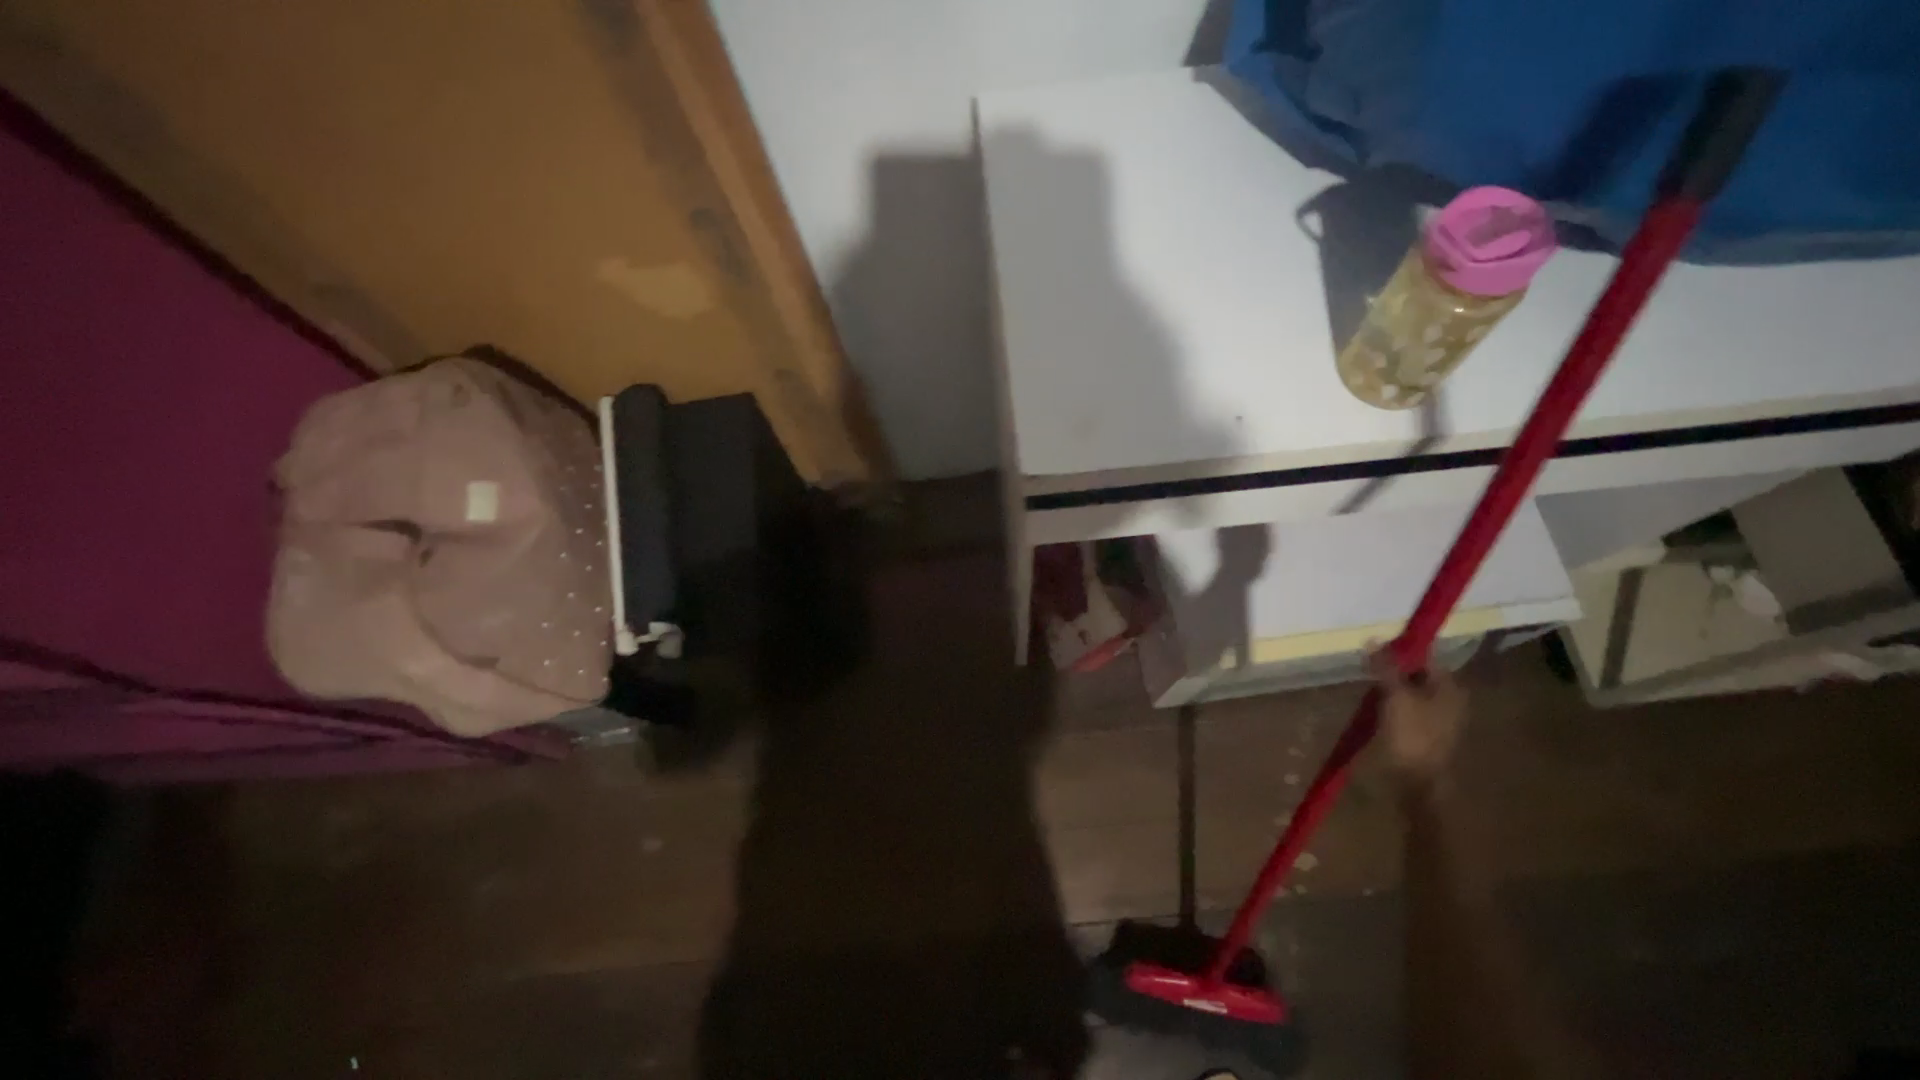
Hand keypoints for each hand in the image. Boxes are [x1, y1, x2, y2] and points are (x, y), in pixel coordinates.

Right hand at [1370, 649, 1466, 789]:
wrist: (1418, 784)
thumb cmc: (1411, 736)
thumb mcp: (1396, 696)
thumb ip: (1385, 667)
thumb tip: (1372, 638)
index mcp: (1450, 688)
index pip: (1424, 658)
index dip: (1399, 653)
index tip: (1374, 654)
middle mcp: (1449, 700)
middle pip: (1416, 676)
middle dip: (1392, 673)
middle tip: (1367, 674)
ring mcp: (1439, 720)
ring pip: (1410, 694)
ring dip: (1390, 691)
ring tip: (1368, 693)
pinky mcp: (1426, 735)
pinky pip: (1407, 712)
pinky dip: (1392, 708)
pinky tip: (1375, 712)